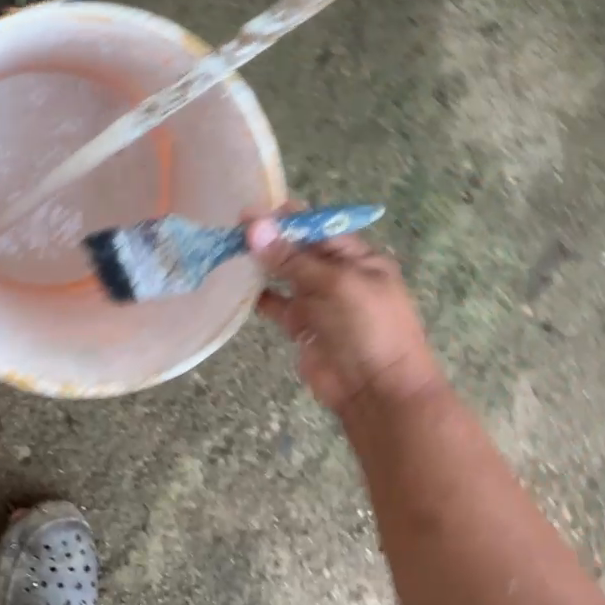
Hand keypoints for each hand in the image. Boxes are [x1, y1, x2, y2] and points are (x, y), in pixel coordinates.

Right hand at [248, 203, 443, 416]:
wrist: (378, 393)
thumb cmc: (369, 329)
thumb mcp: (336, 285)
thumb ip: (292, 257)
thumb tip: (253, 225)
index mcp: (358, 259)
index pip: (319, 228)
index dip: (288, 218)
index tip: (252, 211)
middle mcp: (337, 275)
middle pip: (298, 248)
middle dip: (269, 237)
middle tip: (232, 228)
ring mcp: (319, 301)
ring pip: (283, 273)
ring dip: (259, 262)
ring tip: (227, 250)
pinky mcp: (301, 325)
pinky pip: (274, 303)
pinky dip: (256, 294)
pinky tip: (234, 284)